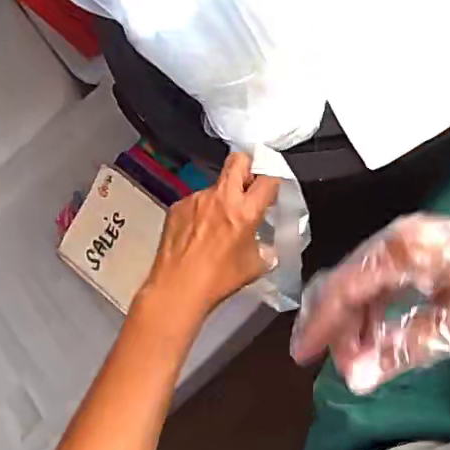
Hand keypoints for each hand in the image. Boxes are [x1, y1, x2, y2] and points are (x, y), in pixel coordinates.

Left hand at [137, 152, 280, 319]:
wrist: (177, 289)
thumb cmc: (216, 280)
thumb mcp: (253, 267)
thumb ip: (264, 251)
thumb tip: (266, 249)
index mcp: (244, 211)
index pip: (268, 179)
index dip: (273, 182)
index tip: (271, 190)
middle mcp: (220, 198)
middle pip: (238, 161)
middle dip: (247, 167)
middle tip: (249, 185)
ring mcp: (196, 200)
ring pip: (215, 185)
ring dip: (222, 197)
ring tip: (219, 224)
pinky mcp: (177, 207)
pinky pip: (195, 202)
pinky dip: (201, 212)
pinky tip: (199, 234)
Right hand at [289, 212, 449, 393]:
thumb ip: (404, 349)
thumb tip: (355, 378)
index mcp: (407, 248)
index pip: (346, 287)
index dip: (322, 324)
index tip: (304, 356)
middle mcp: (404, 236)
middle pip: (351, 280)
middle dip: (339, 325)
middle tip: (339, 365)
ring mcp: (418, 240)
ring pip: (368, 280)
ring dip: (359, 319)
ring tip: (363, 358)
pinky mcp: (431, 249)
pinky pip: (389, 278)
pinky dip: (380, 308)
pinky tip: (383, 334)